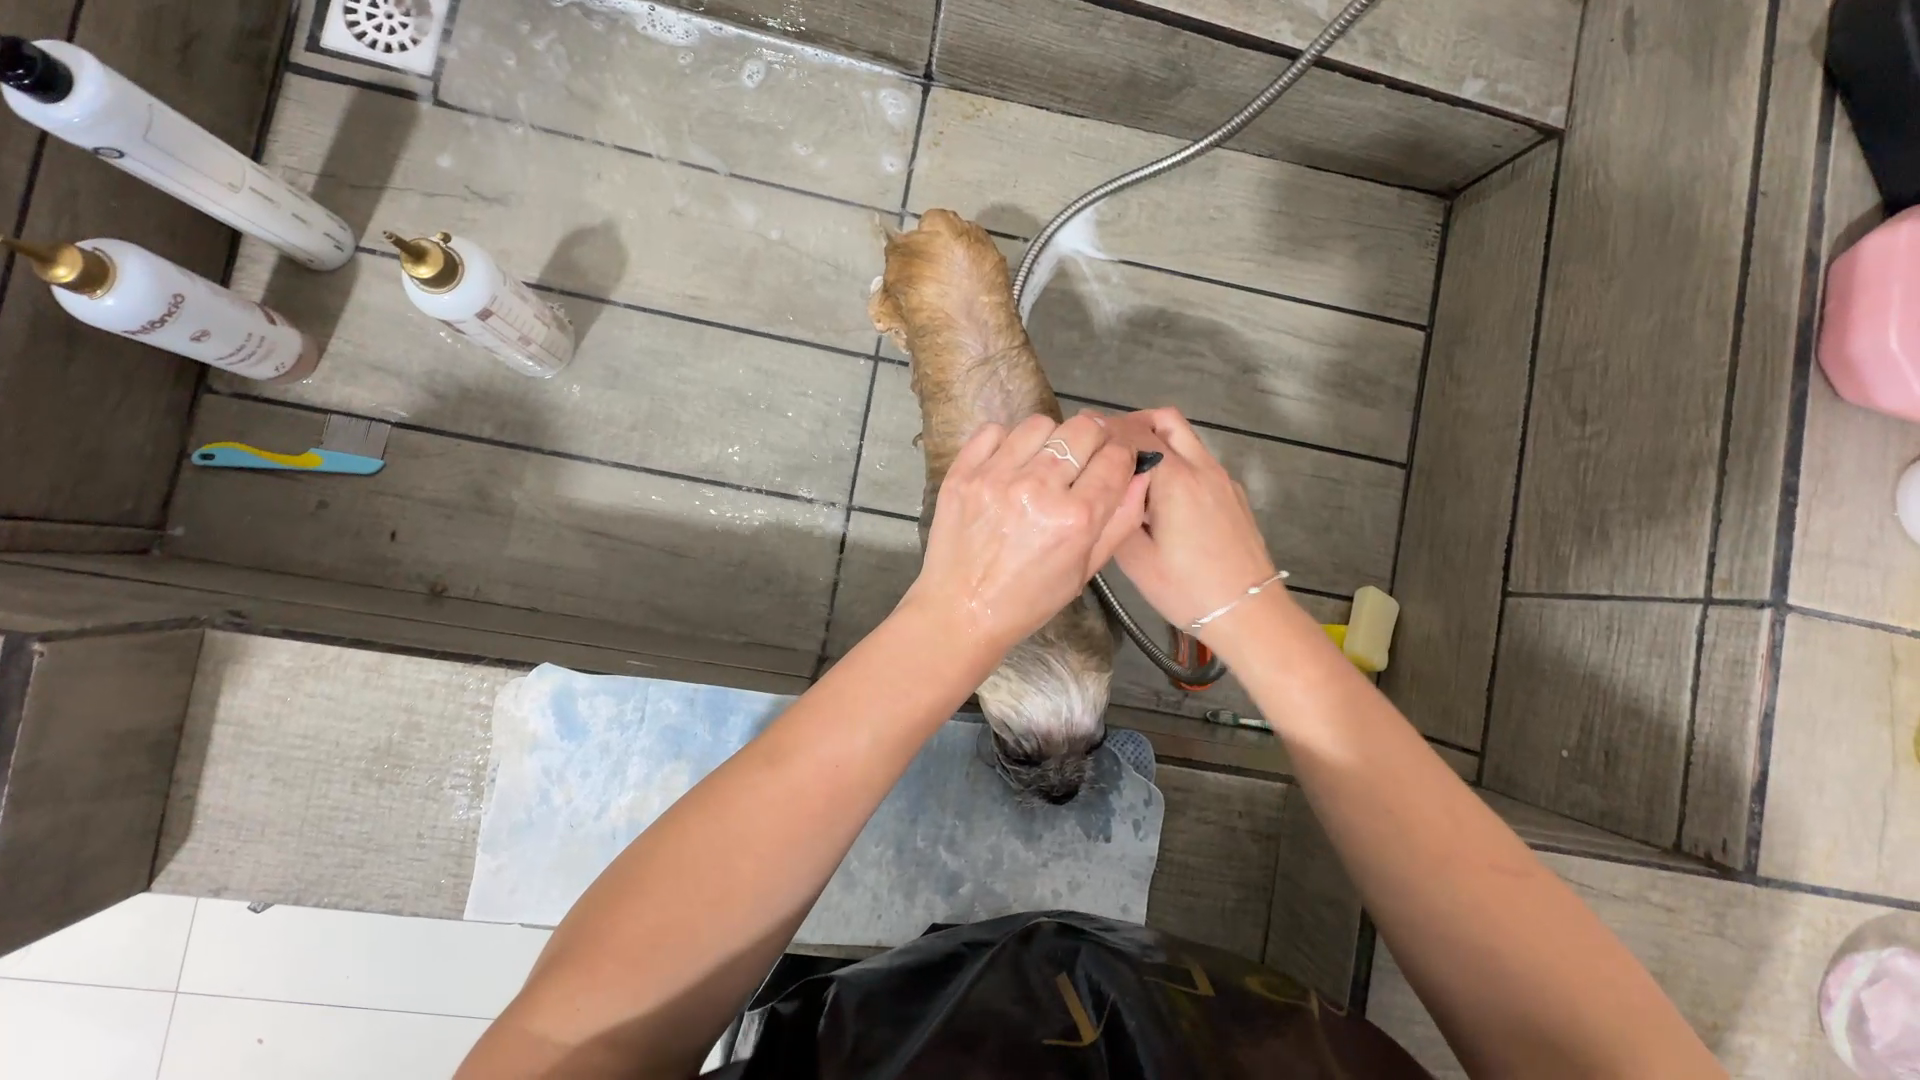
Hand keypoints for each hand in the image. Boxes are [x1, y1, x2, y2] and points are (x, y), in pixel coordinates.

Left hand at [902, 411, 1149, 656]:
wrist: (961, 612)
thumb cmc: (1028, 600)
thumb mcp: (1086, 570)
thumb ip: (1121, 520)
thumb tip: (1143, 473)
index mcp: (1075, 518)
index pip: (1115, 458)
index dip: (1122, 455)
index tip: (1115, 461)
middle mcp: (1038, 488)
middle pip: (1083, 429)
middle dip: (1093, 439)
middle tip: (1084, 458)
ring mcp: (996, 477)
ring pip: (1040, 424)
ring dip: (1050, 438)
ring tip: (1044, 463)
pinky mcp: (963, 473)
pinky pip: (994, 431)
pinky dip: (1007, 441)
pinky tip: (1010, 464)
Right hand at [1110, 408, 1282, 642]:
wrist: (1247, 613)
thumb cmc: (1186, 589)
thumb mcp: (1135, 559)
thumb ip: (1117, 514)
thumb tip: (1105, 489)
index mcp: (1176, 480)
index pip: (1136, 433)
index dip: (1107, 431)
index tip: (1085, 439)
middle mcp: (1202, 469)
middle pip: (1167, 420)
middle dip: (1134, 424)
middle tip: (1109, 448)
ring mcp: (1222, 480)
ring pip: (1187, 439)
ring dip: (1157, 442)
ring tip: (1132, 473)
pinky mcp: (1233, 495)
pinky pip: (1200, 462)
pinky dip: (1177, 462)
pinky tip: (1161, 498)